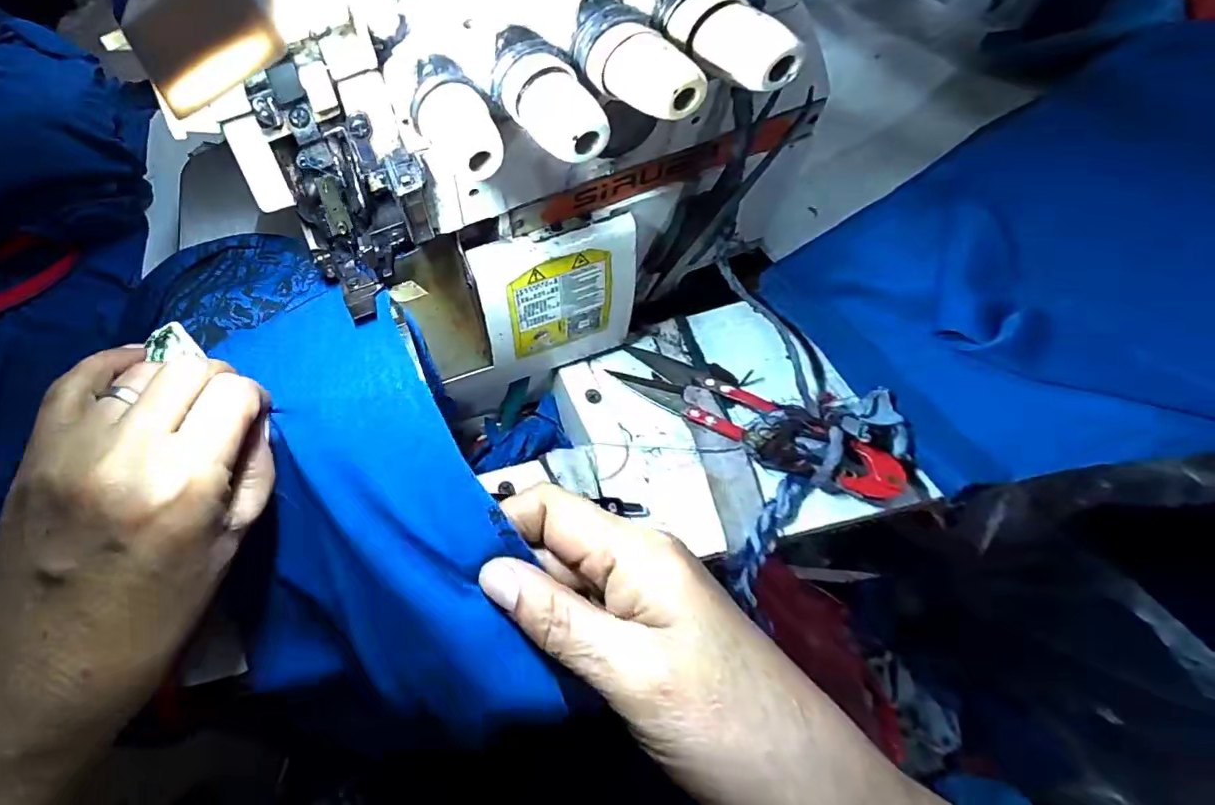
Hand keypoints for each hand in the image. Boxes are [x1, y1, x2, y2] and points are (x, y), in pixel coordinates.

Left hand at [0, 348, 273, 804]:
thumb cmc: (149, 628)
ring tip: (174, 403)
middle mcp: (130, 451)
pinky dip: (113, 364)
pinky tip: (132, 369)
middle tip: (217, 406)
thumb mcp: (223, 558)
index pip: (234, 394)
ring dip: (169, 378)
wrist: (42, 670)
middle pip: (189, 368)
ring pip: (141, 369)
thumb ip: (253, 477)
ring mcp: (75, 443)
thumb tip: (256, 422)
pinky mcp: (38, 445)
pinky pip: (79, 375)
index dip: (252, 397)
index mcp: (185, 487)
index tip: (250, 414)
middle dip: (216, 379)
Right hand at [478, 486, 937, 804]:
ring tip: (477, 626)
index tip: (453, 555)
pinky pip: (579, 615)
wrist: (828, 803)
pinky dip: (548, 628)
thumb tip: (484, 571)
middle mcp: (634, 562)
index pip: (547, 507)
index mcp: (636, 551)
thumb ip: (557, 618)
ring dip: (523, 602)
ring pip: (559, 582)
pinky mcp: (642, 635)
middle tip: (455, 600)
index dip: (499, 521)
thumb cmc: (732, 728)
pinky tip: (522, 649)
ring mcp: (640, 600)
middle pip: (549, 543)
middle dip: (504, 566)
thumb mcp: (636, 674)